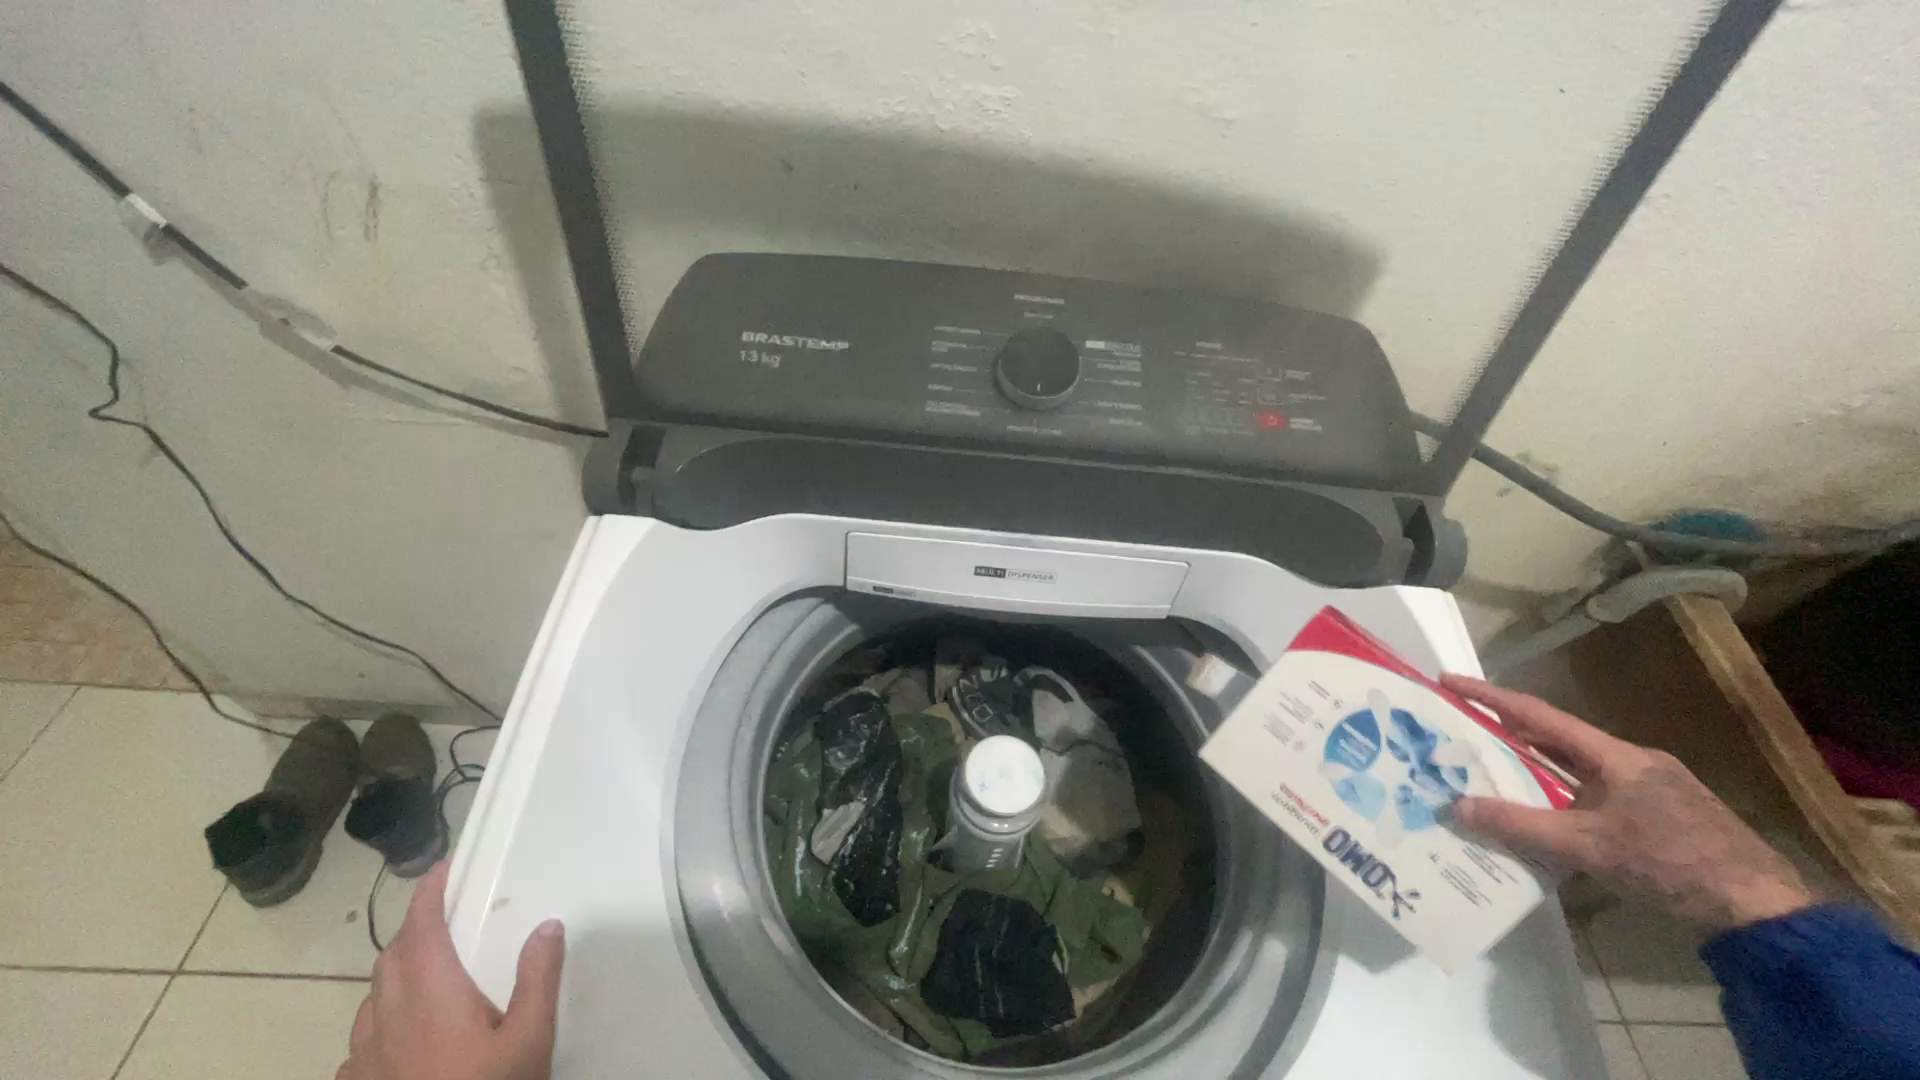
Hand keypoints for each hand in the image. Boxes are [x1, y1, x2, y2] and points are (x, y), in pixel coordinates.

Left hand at [338, 861, 565, 1079]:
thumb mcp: (530, 1038)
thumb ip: (538, 978)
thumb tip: (547, 924)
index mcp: (432, 994)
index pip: (420, 928)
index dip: (427, 894)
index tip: (440, 868)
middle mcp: (389, 1017)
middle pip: (391, 958)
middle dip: (415, 932)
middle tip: (448, 922)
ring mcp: (366, 1057)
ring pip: (372, 998)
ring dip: (396, 975)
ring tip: (428, 977)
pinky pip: (362, 1040)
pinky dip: (382, 1021)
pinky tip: (403, 1038)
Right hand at [1441, 675, 1813, 930]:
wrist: (1764, 911)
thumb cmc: (1672, 865)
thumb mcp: (1586, 847)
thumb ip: (1518, 824)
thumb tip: (1454, 806)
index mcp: (1615, 756)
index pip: (1538, 715)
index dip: (1489, 696)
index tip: (1447, 680)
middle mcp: (1632, 761)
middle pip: (1555, 737)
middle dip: (1506, 732)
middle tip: (1460, 729)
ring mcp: (1651, 787)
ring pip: (1576, 765)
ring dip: (1533, 765)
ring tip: (1489, 769)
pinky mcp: (1661, 813)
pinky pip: (1594, 790)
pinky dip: (1559, 791)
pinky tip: (1543, 811)